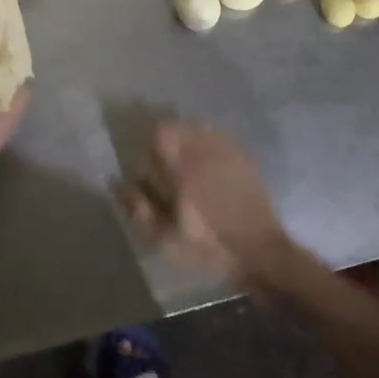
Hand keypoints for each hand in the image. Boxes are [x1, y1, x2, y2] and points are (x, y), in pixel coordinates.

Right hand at [120, 121, 288, 277]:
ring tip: (186, 165)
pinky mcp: (244, 159)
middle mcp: (206, 152)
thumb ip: (139, 209)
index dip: (150, 146)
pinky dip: (208, 145)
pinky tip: (209, 168)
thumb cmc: (210, 246)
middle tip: (166, 167)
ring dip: (187, 139)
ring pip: (199, 128)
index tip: (150, 168)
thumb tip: (118, 183)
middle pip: (179, 126)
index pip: (161, 132)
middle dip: (167, 140)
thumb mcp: (166, 237)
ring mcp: (228, 152)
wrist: (261, 252)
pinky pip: (219, 138)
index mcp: (185, 168)